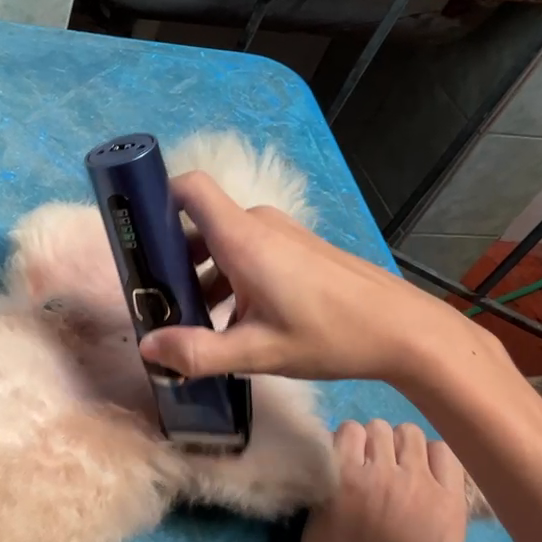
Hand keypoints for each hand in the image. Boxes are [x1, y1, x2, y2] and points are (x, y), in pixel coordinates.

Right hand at [139, 172, 489, 384]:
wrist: (403, 330)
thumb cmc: (330, 336)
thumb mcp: (258, 353)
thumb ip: (199, 353)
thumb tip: (149, 349)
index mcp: (243, 239)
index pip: (189, 188)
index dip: (157, 201)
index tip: (138, 239)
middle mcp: (258, 226)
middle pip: (198, 227)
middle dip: (173, 263)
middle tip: (161, 305)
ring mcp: (281, 235)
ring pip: (222, 244)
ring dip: (203, 278)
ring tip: (199, 326)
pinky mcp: (296, 249)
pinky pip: (248, 253)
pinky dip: (230, 280)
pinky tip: (238, 326)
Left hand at [283, 420, 468, 541]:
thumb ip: (437, 514)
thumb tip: (424, 485)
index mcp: (450, 507)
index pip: (443, 452)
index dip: (422, 456)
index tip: (407, 469)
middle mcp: (418, 482)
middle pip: (409, 432)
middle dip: (391, 444)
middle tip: (374, 465)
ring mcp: (379, 474)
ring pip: (376, 427)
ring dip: (364, 440)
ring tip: (351, 463)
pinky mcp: (342, 472)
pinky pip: (345, 431)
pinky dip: (338, 441)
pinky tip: (333, 462)